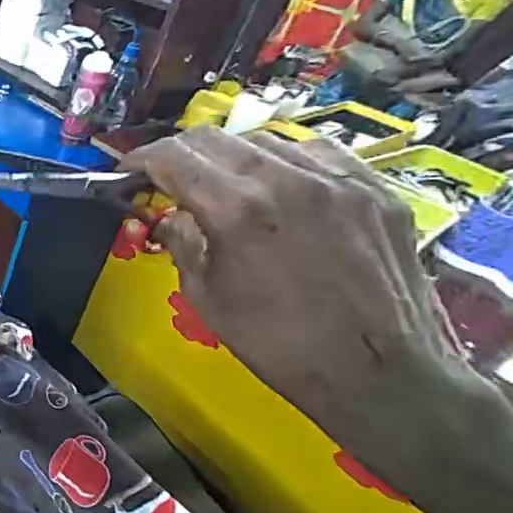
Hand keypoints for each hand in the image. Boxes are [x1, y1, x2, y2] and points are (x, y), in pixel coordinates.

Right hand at [124, 128, 478, 482]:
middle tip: (166, 177)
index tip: (129, 172)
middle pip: (213, 138)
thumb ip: (183, 243)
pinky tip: (280, 183)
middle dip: (178, 153)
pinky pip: (317, 152)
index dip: (140, 160)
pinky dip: (283, 160)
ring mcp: (339, 179)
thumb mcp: (206, 297)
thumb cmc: (279, 344)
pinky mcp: (376, 189)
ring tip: (223, 182)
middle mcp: (286, 179)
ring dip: (229, 155)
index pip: (172, 157)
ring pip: (264, 139)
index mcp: (236, 209)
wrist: (383, 374)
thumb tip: (173, 217)